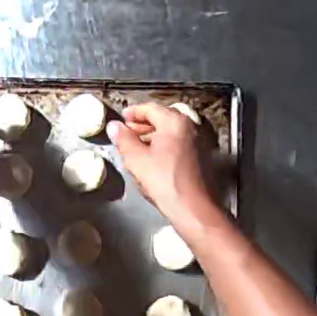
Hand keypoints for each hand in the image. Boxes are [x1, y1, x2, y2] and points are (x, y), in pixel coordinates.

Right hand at [107, 103, 221, 231]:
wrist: (193, 207)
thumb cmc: (163, 180)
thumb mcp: (136, 159)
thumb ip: (124, 139)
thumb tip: (114, 125)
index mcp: (174, 122)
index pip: (151, 108)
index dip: (133, 112)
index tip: (122, 118)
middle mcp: (190, 126)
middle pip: (163, 117)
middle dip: (144, 123)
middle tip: (127, 131)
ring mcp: (198, 140)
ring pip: (172, 130)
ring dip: (154, 133)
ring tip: (137, 144)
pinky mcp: (201, 155)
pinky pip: (179, 141)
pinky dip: (165, 143)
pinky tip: (154, 156)